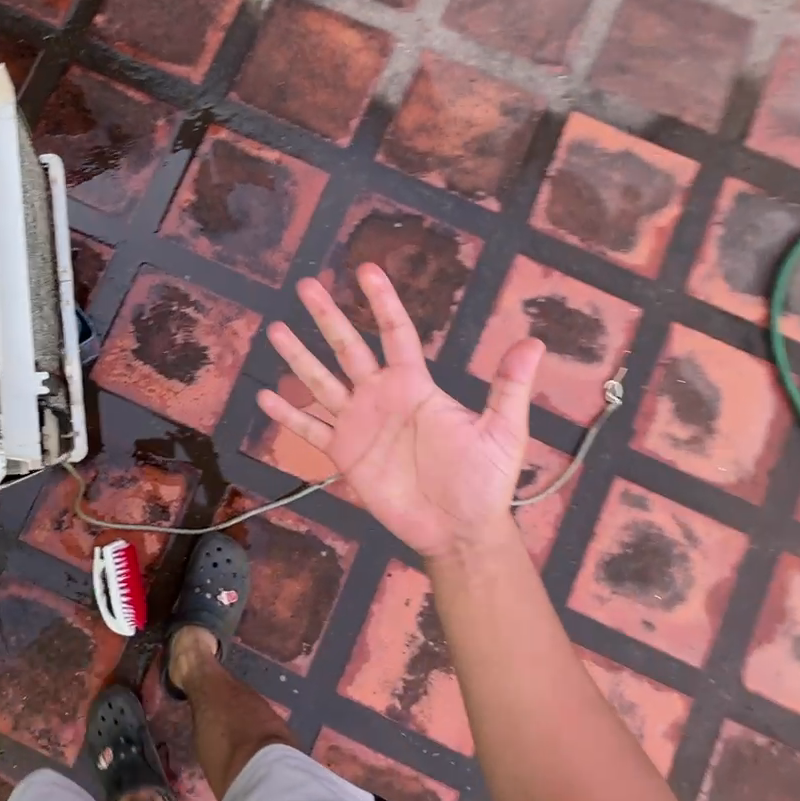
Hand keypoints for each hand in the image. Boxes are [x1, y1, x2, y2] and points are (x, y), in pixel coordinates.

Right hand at [257, 263, 543, 561]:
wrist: (458, 529)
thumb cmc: (484, 480)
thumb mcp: (503, 431)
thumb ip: (509, 387)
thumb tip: (533, 341)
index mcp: (415, 385)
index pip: (395, 333)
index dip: (382, 302)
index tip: (365, 270)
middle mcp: (380, 396)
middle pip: (348, 348)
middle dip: (328, 316)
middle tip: (307, 286)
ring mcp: (358, 423)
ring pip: (321, 381)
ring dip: (299, 356)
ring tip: (275, 330)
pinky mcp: (344, 453)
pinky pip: (310, 429)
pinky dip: (288, 415)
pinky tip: (265, 396)